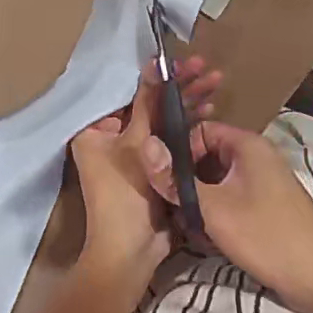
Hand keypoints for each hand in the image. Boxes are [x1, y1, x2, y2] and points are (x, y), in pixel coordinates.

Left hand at [64, 58, 221, 312]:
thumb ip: (148, 105)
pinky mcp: (153, 169)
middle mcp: (110, 140)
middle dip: (179, 89)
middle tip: (209, 69)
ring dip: (188, 105)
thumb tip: (154, 65)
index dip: (157, 78)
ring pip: (163, 122)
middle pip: (148, 107)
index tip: (184, 61)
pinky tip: (212, 112)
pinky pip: (171, 141)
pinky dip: (190, 128)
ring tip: (217, 83)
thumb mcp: (137, 145)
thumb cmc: (124, 195)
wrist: (131, 251)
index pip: (128, 95)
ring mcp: (133, 155)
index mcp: (95, 131)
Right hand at [139, 118, 312, 312]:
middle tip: (168, 205)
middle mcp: (255, 158)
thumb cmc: (267, 237)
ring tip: (185, 224)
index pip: (198, 131)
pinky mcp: (263, 207)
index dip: (176, 151)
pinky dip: (213, 213)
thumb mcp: (211, 208)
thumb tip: (143, 146)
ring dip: (196, 201)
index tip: (161, 178)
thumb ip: (174, 179)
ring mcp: (261, 183)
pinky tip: (204, 236)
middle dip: (183, 181)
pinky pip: (227, 199)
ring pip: (213, 181)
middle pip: (204, 157)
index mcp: (247, 146)